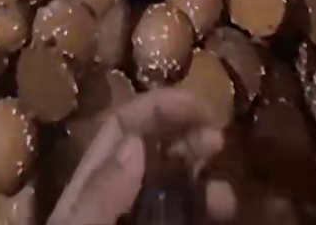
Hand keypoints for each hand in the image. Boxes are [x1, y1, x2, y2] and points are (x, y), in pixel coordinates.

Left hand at [46, 90, 235, 224]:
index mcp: (90, 184)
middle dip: (186, 139)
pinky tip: (224, 210)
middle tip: (218, 136)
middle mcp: (117, 198)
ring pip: (176, 193)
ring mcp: (140, 220)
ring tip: (225, 192)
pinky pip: (189, 222)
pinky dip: (206, 214)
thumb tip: (137, 142)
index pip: (123, 127)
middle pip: (154, 154)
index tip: (196, 103)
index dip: (158, 108)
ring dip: (202, 184)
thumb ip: (101, 192)